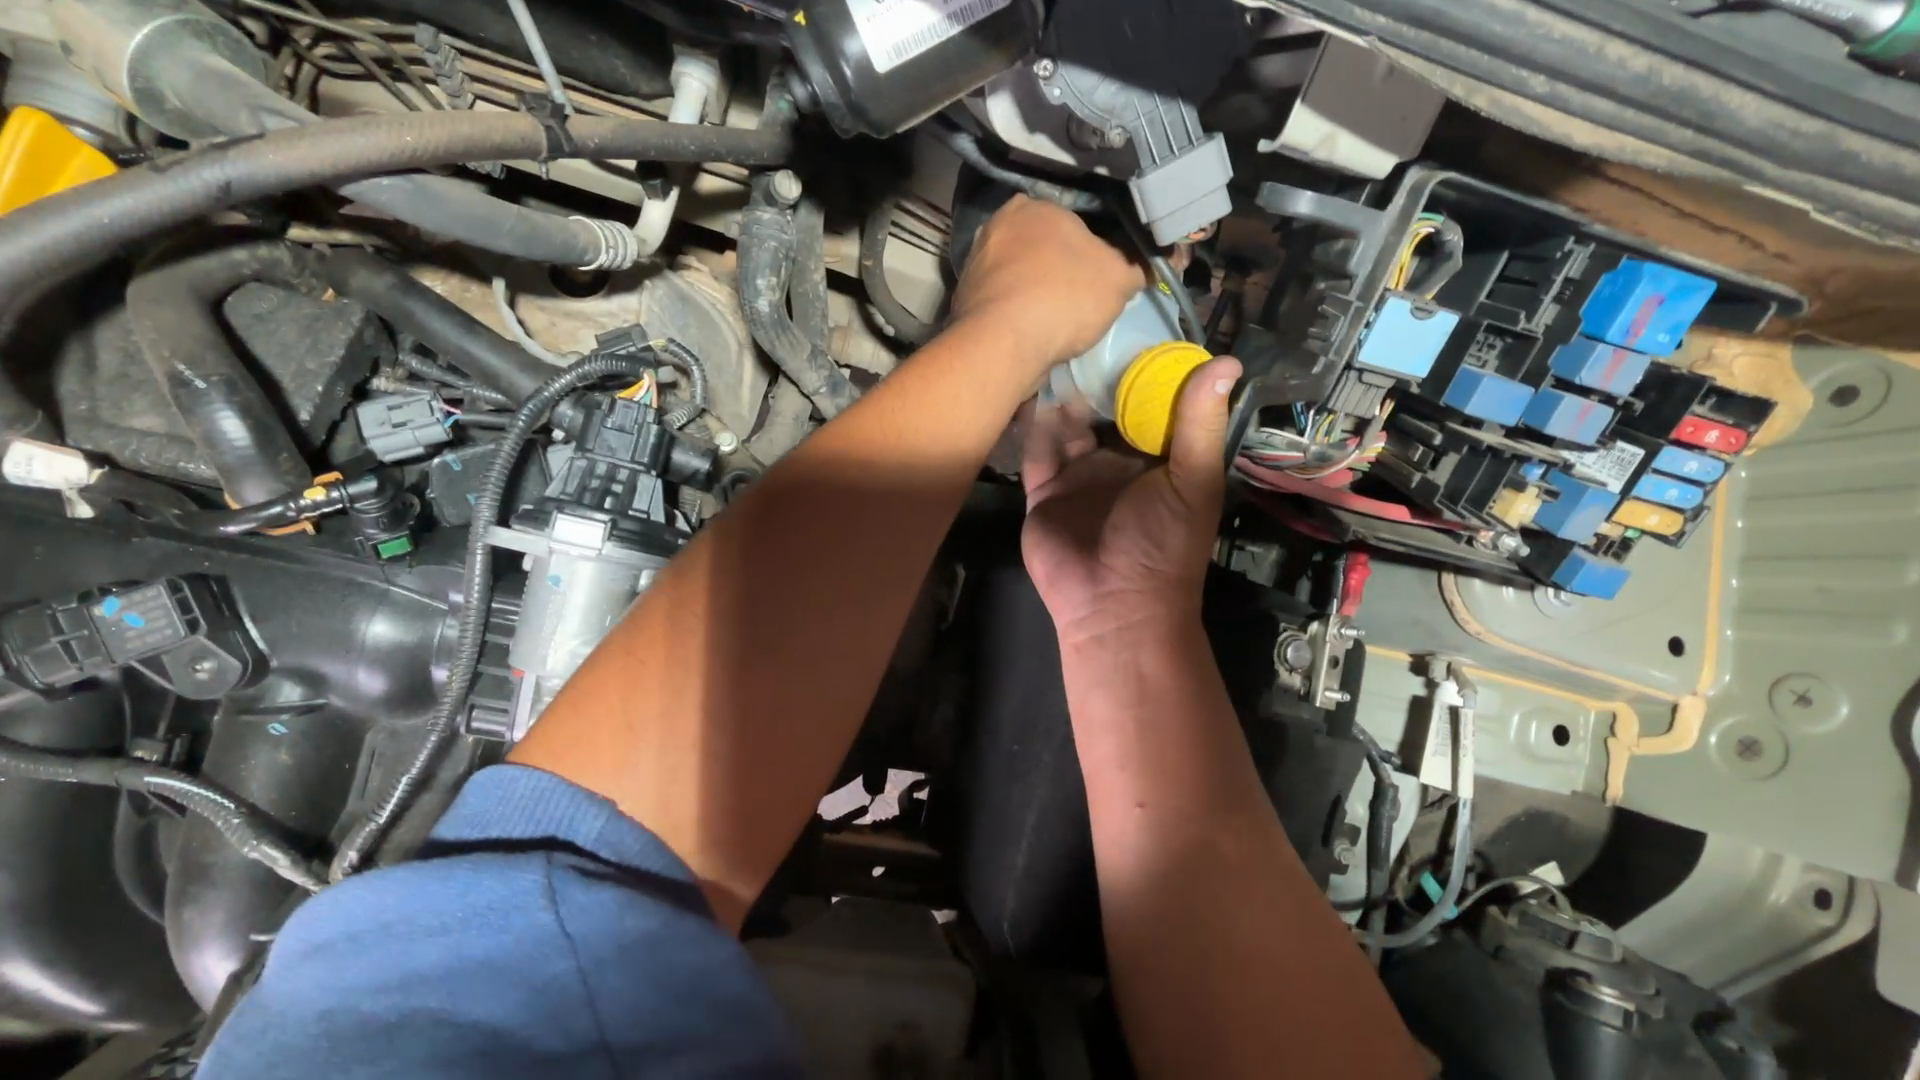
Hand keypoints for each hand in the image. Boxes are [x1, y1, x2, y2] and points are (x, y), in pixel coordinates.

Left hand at [950, 195, 1145, 374]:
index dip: (1093, 249)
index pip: (1074, 220)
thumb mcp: (1119, 278)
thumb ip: (1138, 265)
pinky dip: (1015, 312)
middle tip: (1079, 297)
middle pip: (1042, 246)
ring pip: (1019, 273)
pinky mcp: (963, 298)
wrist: (1002, 343)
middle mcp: (998, 224)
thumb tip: (1156, 260)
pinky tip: (1028, 331)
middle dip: (1058, 267)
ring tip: (1054, 319)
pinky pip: (1001, 300)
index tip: (1102, 275)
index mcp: (1035, 206)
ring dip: (1034, 290)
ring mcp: (975, 262)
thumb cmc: (1065, 297)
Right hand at [1021, 357, 1240, 647]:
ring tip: (1054, 350)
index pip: (1150, 408)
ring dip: (1062, 396)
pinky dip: (1033, 424)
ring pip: (1066, 426)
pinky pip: (1036, 451)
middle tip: (1084, 331)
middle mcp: (1116, 465)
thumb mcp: (1193, 479)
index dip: (1142, 373)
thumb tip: (1227, 361)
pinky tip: (1031, 390)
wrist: (1116, 604)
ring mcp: (1077, 478)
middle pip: (1102, 412)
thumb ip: (1199, 422)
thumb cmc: (1164, 543)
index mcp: (1157, 462)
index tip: (1132, 330)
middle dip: (1095, 379)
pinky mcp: (1043, 493)